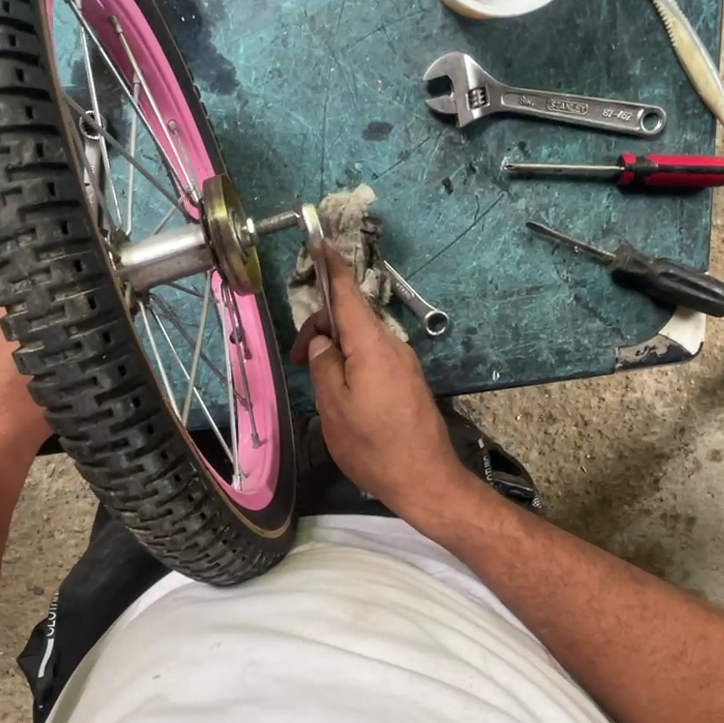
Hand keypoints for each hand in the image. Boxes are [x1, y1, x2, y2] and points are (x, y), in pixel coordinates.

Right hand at [291, 244, 472, 517]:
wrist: (426, 480)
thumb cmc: (374, 447)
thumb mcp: (334, 408)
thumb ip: (324, 367)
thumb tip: (322, 343)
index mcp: (371, 345)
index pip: (348, 293)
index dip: (331, 266)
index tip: (318, 242)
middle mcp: (392, 346)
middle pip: (351, 319)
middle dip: (321, 330)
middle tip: (298, 362)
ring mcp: (405, 364)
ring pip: (362, 342)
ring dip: (336, 352)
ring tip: (321, 387)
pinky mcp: (409, 383)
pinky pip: (375, 359)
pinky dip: (353, 365)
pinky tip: (344, 395)